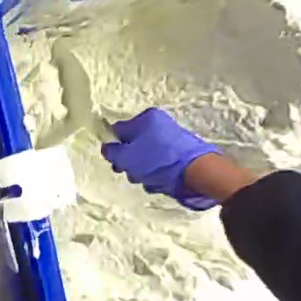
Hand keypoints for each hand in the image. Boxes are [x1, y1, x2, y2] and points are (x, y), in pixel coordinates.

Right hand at [101, 109, 236, 210]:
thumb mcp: (125, 156)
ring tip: (146, 177)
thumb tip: (107, 148)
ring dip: (140, 171)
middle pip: (131, 146)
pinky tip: (158, 181)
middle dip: (128, 162)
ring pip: (143, 159)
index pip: (118, 130)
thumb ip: (111, 152)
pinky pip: (157, 165)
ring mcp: (169, 141)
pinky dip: (154, 175)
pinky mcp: (176, 156)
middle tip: (129, 171)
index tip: (114, 160)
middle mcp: (158, 126)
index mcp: (146, 119)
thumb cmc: (155, 160)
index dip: (113, 146)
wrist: (194, 172)